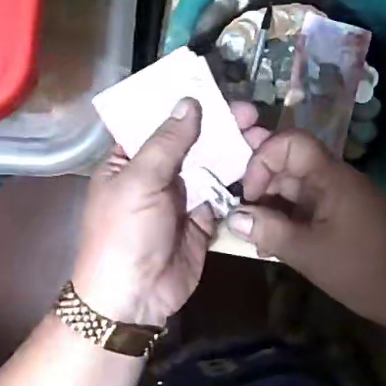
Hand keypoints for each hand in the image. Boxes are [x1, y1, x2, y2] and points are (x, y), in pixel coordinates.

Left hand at [72, 98, 267, 326]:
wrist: (134, 297)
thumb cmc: (125, 232)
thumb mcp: (140, 181)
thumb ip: (167, 142)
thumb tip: (188, 102)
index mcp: (129, 160)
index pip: (156, 122)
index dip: (184, 104)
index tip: (216, 87)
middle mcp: (156, 174)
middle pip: (191, 142)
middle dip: (219, 125)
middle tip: (251, 111)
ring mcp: (181, 196)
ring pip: (211, 165)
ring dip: (234, 149)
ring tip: (261, 132)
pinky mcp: (204, 219)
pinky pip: (223, 193)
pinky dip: (241, 180)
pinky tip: (261, 162)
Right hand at [224, 130, 385, 326]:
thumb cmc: (367, 272)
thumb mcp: (310, 254)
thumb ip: (270, 232)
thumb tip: (233, 216)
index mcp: (332, 177)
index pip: (290, 141)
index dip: (262, 159)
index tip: (249, 195)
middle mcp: (336, 180)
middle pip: (289, 163)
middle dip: (259, 184)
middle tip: (237, 214)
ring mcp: (341, 199)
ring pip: (295, 188)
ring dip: (270, 205)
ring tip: (251, 234)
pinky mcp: (344, 218)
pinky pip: (307, 207)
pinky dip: (286, 220)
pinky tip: (272, 244)